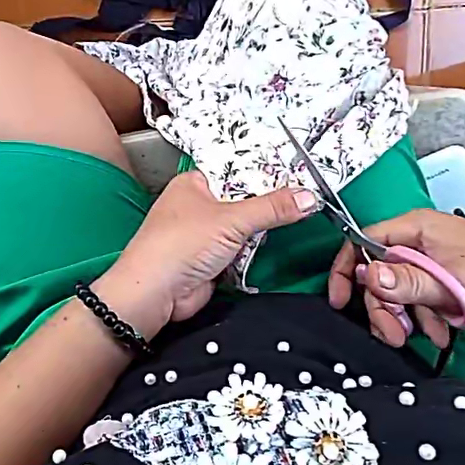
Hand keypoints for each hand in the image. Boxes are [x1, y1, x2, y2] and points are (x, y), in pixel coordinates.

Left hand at [93, 171, 318, 336]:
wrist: (156, 295)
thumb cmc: (178, 246)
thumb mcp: (231, 219)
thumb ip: (272, 208)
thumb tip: (308, 197)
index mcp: (195, 183)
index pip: (236, 169)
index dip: (264, 171)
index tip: (296, 172)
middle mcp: (198, 206)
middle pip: (244, 200)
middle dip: (268, 204)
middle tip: (302, 198)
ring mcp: (205, 235)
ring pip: (244, 227)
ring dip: (261, 232)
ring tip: (294, 219)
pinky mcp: (212, 260)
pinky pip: (242, 251)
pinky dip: (254, 252)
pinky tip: (273, 247)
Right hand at [327, 209, 464, 347]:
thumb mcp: (451, 283)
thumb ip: (405, 281)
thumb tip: (365, 275)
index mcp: (417, 227)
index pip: (362, 241)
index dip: (345, 271)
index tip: (340, 300)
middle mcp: (422, 239)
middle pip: (379, 272)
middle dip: (384, 307)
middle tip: (394, 334)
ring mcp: (435, 259)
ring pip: (399, 290)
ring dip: (408, 317)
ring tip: (431, 335)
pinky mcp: (447, 278)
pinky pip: (421, 298)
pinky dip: (426, 318)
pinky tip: (442, 331)